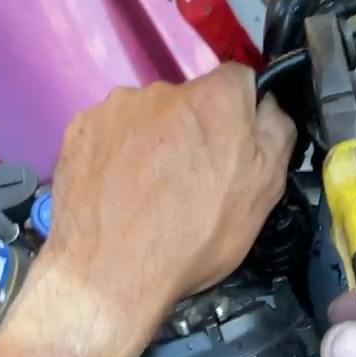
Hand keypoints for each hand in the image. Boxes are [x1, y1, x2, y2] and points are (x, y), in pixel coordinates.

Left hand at [43, 64, 293, 326]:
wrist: (109, 274)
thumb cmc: (194, 239)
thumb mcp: (264, 194)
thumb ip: (276, 134)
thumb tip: (269, 105)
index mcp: (215, 99)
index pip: (240, 82)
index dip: (241, 116)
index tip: (233, 152)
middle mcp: (163, 89)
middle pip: (191, 102)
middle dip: (195, 133)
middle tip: (191, 185)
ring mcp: (115, 108)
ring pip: (148, 119)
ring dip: (155, 144)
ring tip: (150, 195)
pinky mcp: (79, 130)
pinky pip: (111, 134)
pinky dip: (118, 156)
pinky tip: (119, 194)